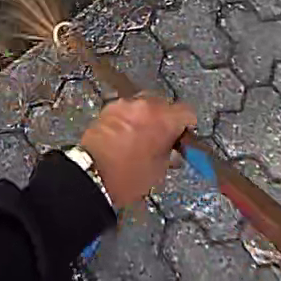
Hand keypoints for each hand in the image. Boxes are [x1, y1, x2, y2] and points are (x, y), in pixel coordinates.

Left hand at [76, 96, 195, 210]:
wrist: (92, 173)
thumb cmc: (128, 176)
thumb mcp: (159, 170)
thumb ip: (170, 153)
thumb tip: (173, 149)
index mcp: (163, 119)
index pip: (186, 112)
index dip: (188, 126)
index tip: (185, 137)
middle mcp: (145, 105)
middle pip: (164, 105)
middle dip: (166, 119)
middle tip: (164, 138)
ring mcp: (125, 104)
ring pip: (144, 104)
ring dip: (147, 117)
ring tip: (143, 136)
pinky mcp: (108, 108)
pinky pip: (127, 108)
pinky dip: (130, 117)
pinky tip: (127, 134)